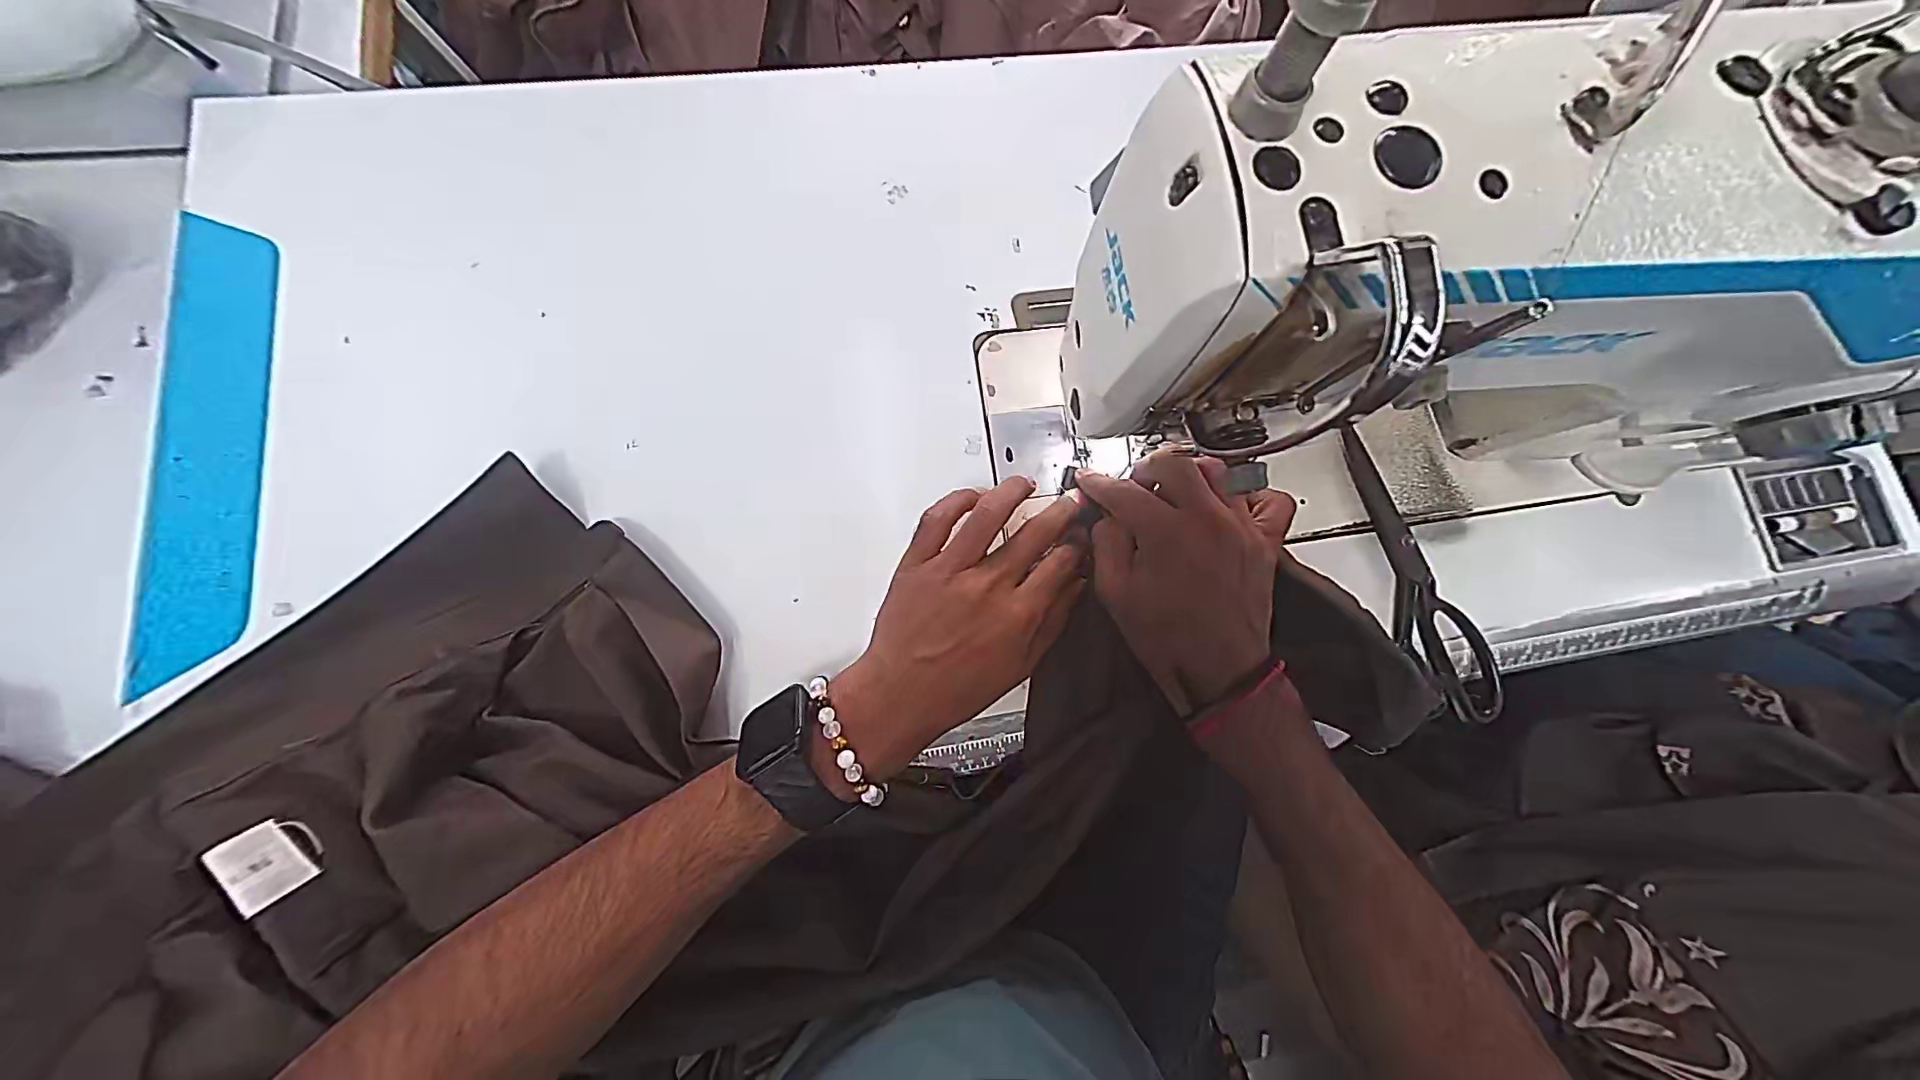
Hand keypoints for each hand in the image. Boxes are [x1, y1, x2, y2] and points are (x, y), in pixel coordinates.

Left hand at [819, 477, 1086, 791]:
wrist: (900, 695)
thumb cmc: (954, 688)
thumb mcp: (1020, 665)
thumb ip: (1053, 622)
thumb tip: (1074, 588)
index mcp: (1017, 614)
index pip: (1060, 562)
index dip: (1077, 544)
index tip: (1078, 538)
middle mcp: (987, 587)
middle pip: (1034, 532)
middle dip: (1059, 512)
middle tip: (1066, 504)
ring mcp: (950, 572)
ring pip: (987, 514)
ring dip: (1012, 492)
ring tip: (1023, 485)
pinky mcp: (917, 565)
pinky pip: (936, 520)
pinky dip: (956, 500)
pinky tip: (972, 496)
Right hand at [1076, 452, 1296, 715]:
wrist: (1216, 670)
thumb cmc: (1169, 640)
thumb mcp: (1115, 593)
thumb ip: (1105, 544)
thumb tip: (1105, 517)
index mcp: (1164, 531)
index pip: (1122, 489)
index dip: (1098, 483)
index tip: (1091, 482)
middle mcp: (1205, 520)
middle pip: (1172, 462)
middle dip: (1144, 469)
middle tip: (1133, 486)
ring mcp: (1239, 527)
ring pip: (1216, 470)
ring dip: (1189, 475)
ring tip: (1174, 493)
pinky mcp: (1263, 542)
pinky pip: (1270, 500)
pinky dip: (1250, 495)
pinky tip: (1228, 506)